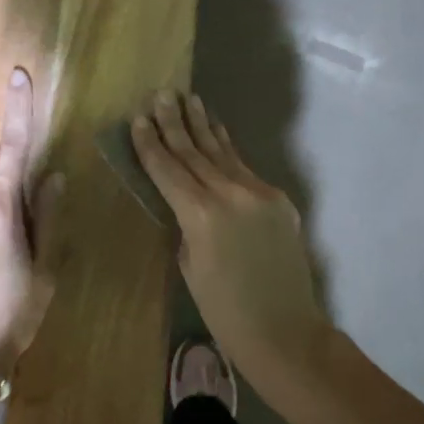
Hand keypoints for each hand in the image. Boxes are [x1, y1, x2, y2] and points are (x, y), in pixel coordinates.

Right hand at [131, 92, 332, 385]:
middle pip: (195, 152)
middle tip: (161, 94)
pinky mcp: (279, 200)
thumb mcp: (190, 266)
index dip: (151, 143)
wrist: (285, 330)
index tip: (138, 118)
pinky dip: (228, 149)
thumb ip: (186, 225)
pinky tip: (218, 133)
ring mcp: (259, 194)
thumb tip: (186, 201)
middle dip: (174, 123)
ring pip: (223, 153)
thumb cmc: (225, 311)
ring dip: (204, 126)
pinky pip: (245, 169)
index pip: (168, 169)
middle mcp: (230, 194)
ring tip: (189, 99)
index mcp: (201, 214)